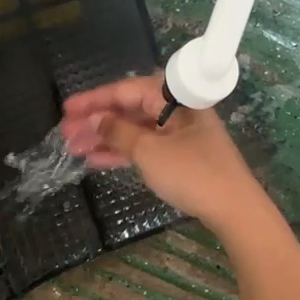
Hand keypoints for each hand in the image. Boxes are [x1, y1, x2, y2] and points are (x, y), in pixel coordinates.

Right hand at [60, 74, 267, 231]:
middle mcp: (177, 110)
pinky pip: (145, 147)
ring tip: (74, 148)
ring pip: (135, 130)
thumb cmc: (193, 174)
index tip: (66, 109)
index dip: (93, 100)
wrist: (234, 209)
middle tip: (65, 133)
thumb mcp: (149, 152)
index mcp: (174, 98)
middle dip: (96, 121)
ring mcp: (180, 134)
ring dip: (105, 138)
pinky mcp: (181, 156)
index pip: (126, 90)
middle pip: (130, 109)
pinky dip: (122, 152)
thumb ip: (118, 133)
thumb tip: (95, 120)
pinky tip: (96, 161)